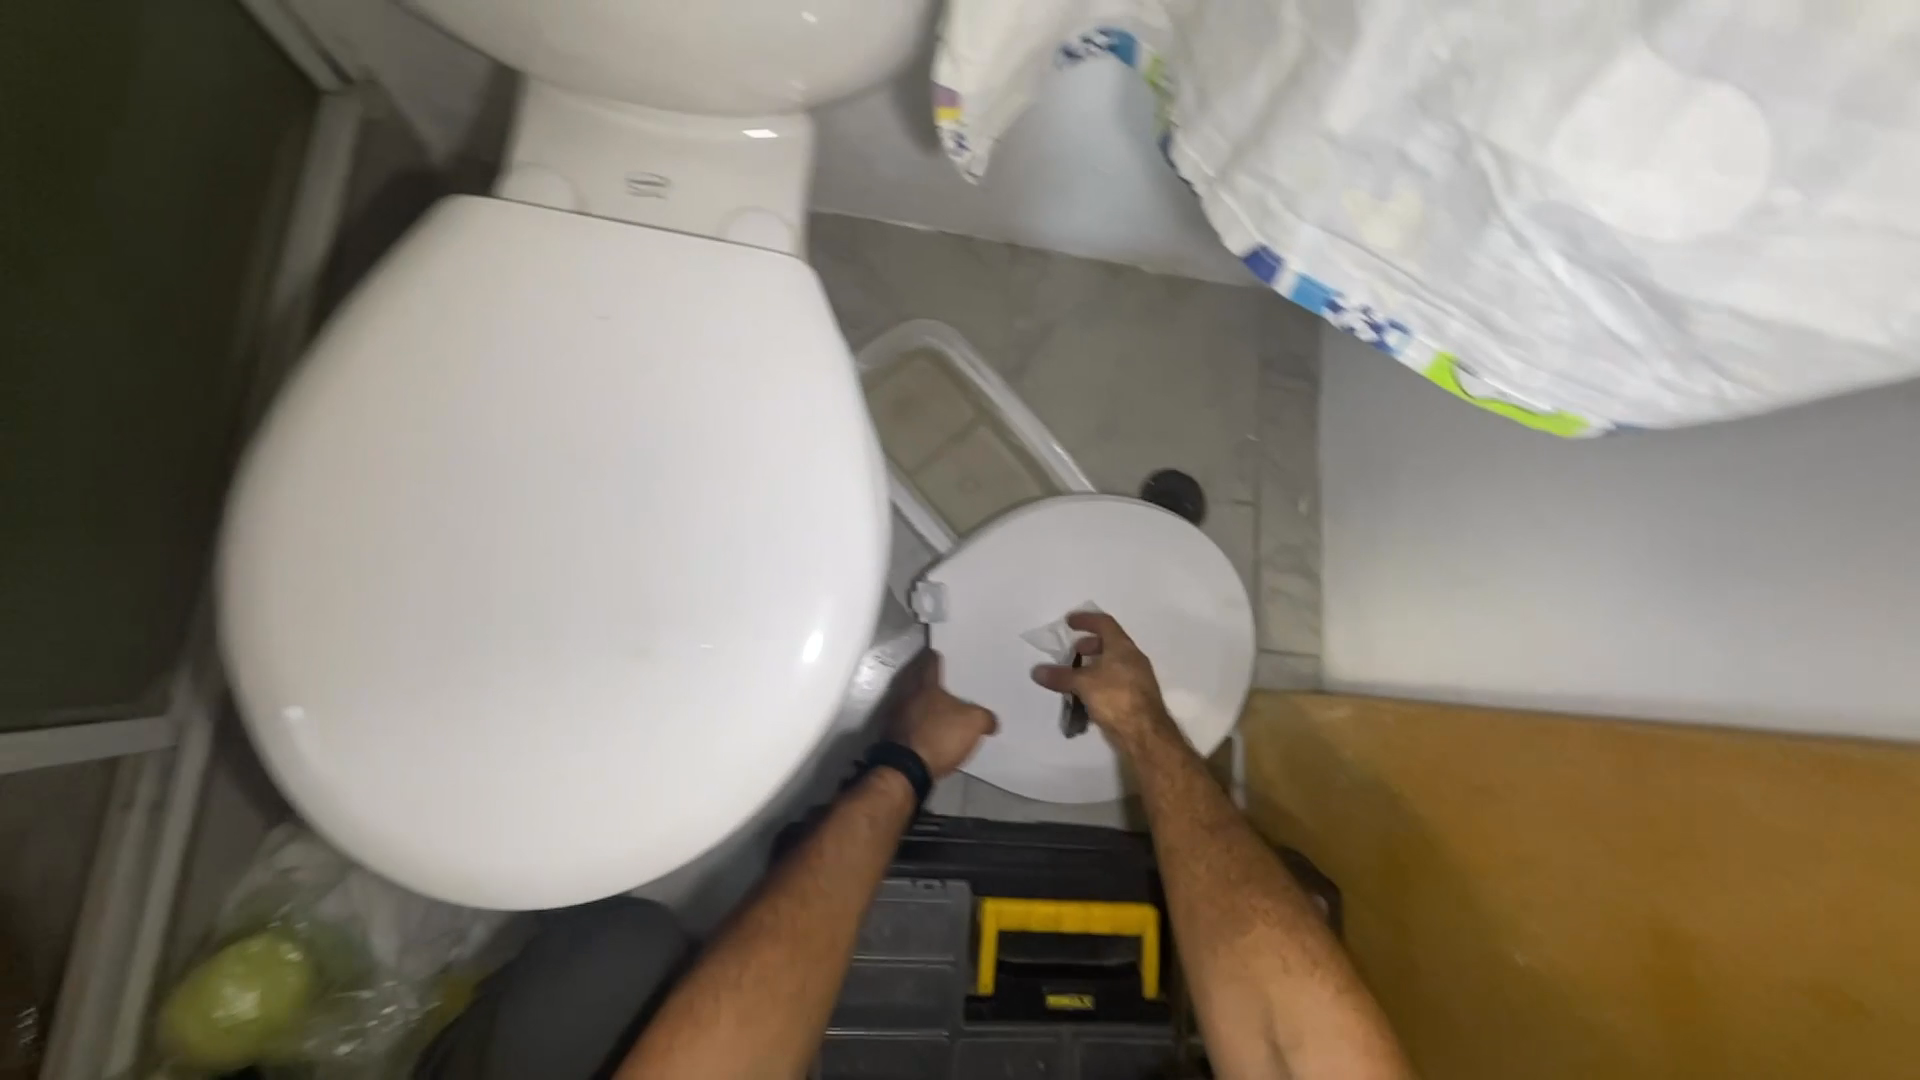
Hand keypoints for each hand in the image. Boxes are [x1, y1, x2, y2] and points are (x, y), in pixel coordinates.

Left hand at [892, 651, 997, 778]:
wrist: (905, 769)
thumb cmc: (939, 736)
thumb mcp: (973, 724)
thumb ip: (984, 717)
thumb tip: (991, 721)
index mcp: (925, 685)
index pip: (930, 662)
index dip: (936, 657)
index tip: (940, 654)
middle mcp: (906, 694)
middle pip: (915, 679)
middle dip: (927, 679)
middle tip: (942, 682)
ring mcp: (894, 715)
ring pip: (909, 700)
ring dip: (919, 702)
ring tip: (936, 708)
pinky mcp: (890, 735)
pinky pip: (905, 721)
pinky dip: (915, 722)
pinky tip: (926, 730)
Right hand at [1031, 612, 1176, 748]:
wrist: (1144, 733)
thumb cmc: (1115, 697)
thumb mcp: (1083, 684)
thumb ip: (1060, 676)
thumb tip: (1037, 671)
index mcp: (1123, 647)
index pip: (1104, 623)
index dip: (1086, 619)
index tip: (1069, 622)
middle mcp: (1133, 659)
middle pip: (1110, 644)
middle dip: (1089, 645)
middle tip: (1072, 652)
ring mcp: (1137, 679)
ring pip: (1112, 665)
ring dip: (1093, 666)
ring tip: (1075, 676)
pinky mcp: (1136, 698)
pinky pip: (1114, 683)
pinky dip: (1099, 683)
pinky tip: (1086, 696)